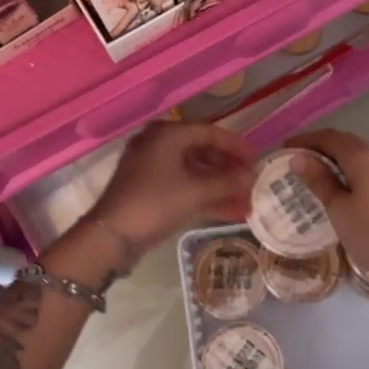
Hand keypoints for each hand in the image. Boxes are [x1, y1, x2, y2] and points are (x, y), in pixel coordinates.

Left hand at [80, 121, 258, 270]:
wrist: (111, 236)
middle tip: (253, 181)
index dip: (235, 146)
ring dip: (221, 186)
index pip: (209, 132)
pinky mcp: (152, 191)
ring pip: (195, 172)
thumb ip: (227, 183)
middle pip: (202, 152)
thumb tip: (253, 177)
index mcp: (167, 135)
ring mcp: (153, 169)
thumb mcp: (195, 192)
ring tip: (248, 200)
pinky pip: (185, 187)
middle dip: (229, 169)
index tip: (257, 158)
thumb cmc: (154, 203)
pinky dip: (207, 197)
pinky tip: (232, 211)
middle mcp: (159, 145)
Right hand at [285, 128, 368, 293]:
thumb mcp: (339, 209)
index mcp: (362, 157)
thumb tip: (297, 158)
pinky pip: (365, 171)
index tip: (283, 149)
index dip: (305, 140)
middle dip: (318, 147)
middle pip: (344, 143)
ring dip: (333, 160)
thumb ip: (319, 181)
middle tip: (294, 161)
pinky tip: (337, 191)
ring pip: (356, 157)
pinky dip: (346, 172)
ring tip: (311, 175)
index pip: (329, 137)